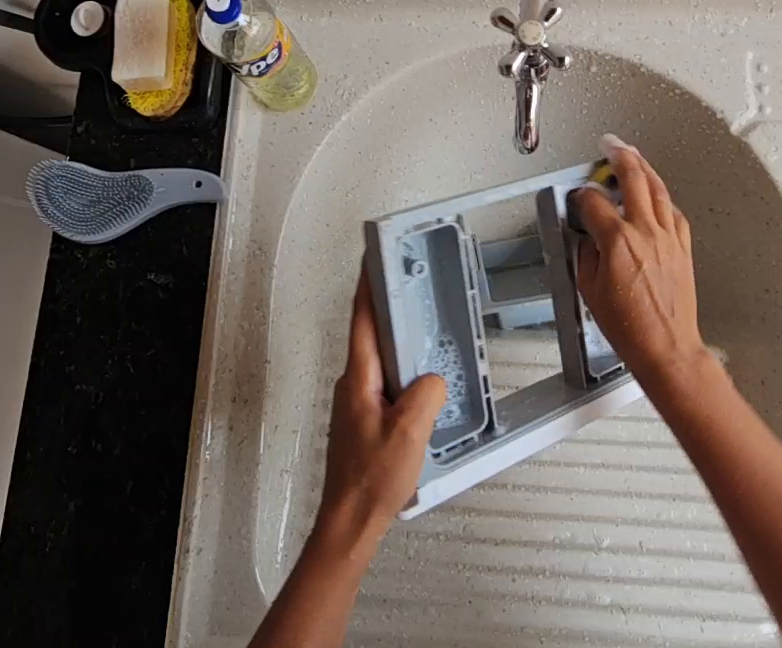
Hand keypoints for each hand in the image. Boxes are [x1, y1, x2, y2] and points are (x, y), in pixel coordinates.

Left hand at [315, 264, 446, 553]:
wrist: (348, 522)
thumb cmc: (368, 483)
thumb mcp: (410, 432)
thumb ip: (426, 395)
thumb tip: (433, 380)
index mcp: (358, 379)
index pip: (362, 320)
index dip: (367, 286)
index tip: (372, 259)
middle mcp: (352, 385)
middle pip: (372, 335)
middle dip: (391, 312)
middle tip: (412, 290)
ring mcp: (356, 402)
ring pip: (382, 362)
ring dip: (402, 349)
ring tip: (427, 341)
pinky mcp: (364, 419)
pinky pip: (387, 385)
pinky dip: (404, 378)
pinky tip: (422, 390)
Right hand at [573, 134, 710, 390]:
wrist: (666, 347)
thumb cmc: (630, 327)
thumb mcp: (589, 289)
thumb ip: (585, 253)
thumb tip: (585, 237)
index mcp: (617, 241)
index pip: (594, 202)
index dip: (581, 196)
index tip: (578, 198)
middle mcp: (645, 233)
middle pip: (633, 177)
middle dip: (619, 155)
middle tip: (610, 144)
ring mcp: (668, 238)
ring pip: (657, 188)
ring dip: (644, 167)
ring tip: (634, 155)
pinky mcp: (682, 248)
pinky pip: (673, 211)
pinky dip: (662, 197)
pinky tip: (657, 195)